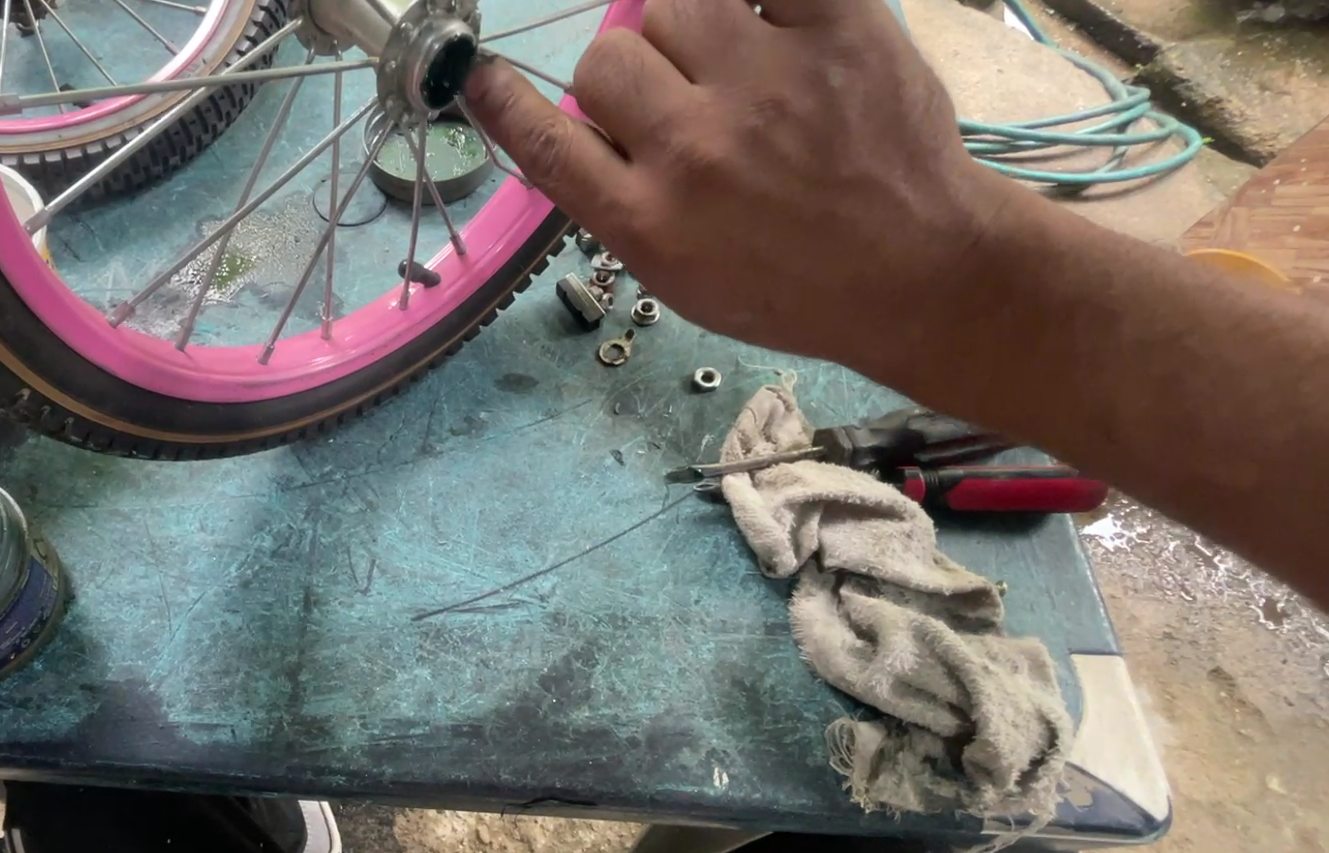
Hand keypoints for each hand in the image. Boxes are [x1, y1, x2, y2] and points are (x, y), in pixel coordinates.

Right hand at [463, 0, 1036, 375]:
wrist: (909, 273)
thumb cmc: (776, 291)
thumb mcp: (672, 276)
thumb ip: (616, 204)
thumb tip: (581, 131)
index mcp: (646, 222)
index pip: (549, 145)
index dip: (502, 104)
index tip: (476, 73)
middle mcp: (691, 149)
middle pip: (604, 59)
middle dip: (623, 79)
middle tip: (668, 104)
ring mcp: (766, 81)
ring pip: (671, 2)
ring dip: (680, 31)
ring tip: (725, 66)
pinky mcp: (838, 27)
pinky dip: (753, 0)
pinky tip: (766, 28)